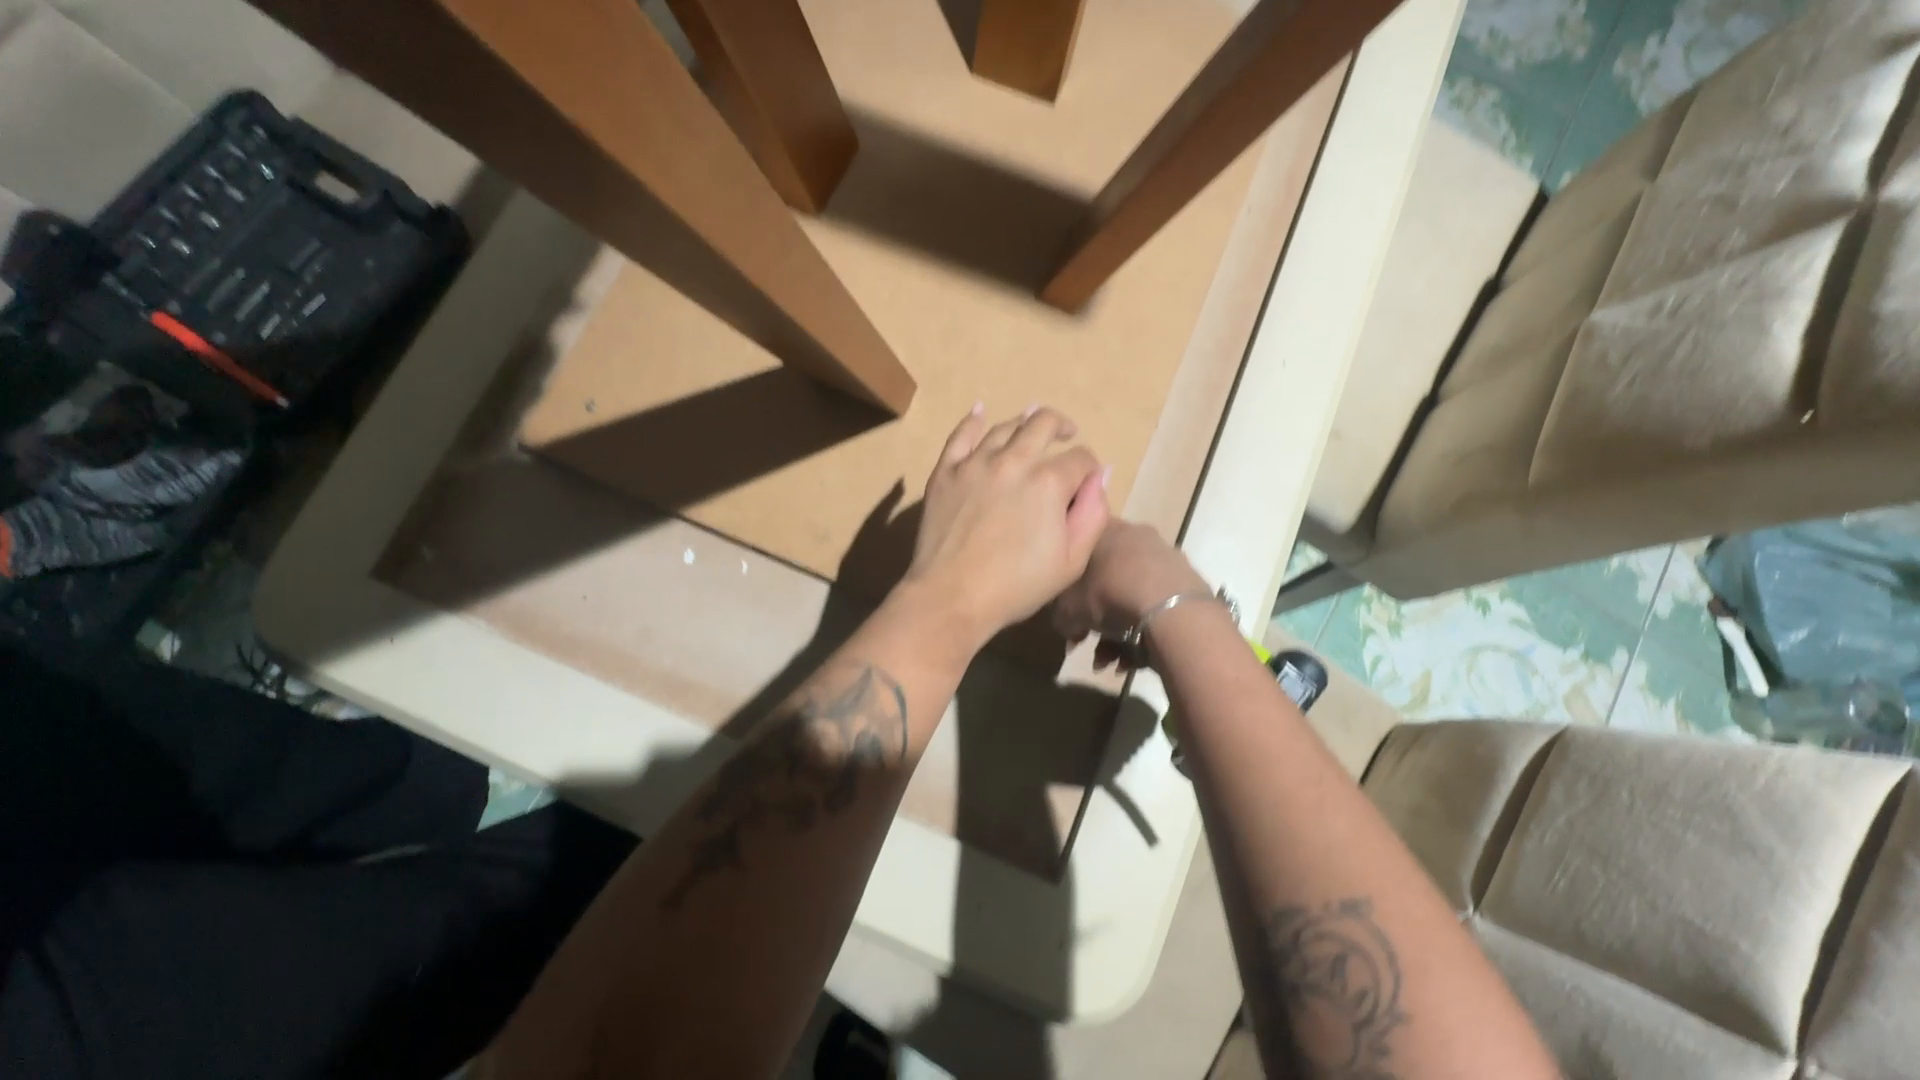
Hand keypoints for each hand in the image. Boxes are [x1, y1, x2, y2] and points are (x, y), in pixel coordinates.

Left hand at [898, 406, 1111, 647]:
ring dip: (1023, 423)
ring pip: (1004, 426)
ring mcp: (975, 463)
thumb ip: (1092, 515)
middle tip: (1066, 434)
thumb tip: (1098, 478)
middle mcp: (1014, 461)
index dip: (1088, 469)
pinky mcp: (945, 472)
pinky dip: (973, 421)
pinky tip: (980, 413)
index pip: (1081, 459)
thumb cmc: (1016, 586)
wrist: (951, 596)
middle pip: (1043, 423)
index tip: (1085, 483)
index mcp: (1049, 482)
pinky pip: (960, 435)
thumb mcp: (1072, 560)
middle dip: (1061, 427)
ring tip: (1030, 429)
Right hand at [1052, 520, 1208, 665]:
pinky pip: (1155, 610)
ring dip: (1118, 633)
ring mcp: (1165, 559)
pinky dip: (1143, 635)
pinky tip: (1131, 661)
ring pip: (1132, 598)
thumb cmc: (1108, 595)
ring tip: (1110, 662)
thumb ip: (1061, 615)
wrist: (1168, 608)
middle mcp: (1136, 536)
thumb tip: (1068, 625)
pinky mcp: (1186, 584)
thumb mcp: (1068, 608)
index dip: (1070, 581)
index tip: (1066, 606)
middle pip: (1107, 578)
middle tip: (1085, 640)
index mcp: (1105, 530)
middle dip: (1095, 616)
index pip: (1081, 547)